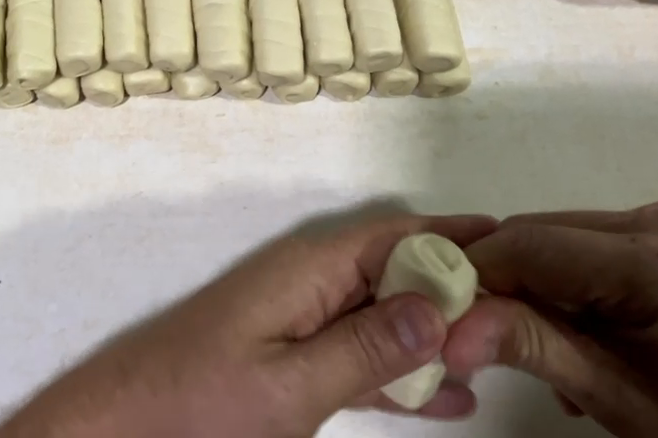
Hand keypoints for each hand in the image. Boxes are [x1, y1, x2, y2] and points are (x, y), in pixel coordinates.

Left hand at [0, 211, 498, 437]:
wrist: (129, 424)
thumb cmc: (204, 402)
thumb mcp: (292, 384)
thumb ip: (366, 348)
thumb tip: (438, 303)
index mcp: (307, 272)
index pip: (392, 238)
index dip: (452, 238)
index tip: (516, 243)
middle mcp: (307, 284)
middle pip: (394, 273)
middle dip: (456, 288)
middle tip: (528, 310)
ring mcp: (301, 321)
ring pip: (384, 315)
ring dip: (437, 332)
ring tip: (503, 349)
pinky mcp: (293, 357)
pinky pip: (363, 354)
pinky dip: (405, 371)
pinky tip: (452, 395)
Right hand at [441, 200, 657, 437]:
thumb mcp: (628, 406)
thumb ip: (534, 350)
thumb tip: (445, 332)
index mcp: (657, 257)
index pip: (528, 245)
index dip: (474, 276)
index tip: (436, 311)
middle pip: (543, 236)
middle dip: (508, 285)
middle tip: (486, 341)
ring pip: (565, 241)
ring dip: (540, 289)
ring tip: (546, 356)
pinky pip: (598, 249)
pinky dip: (575, 287)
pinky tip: (586, 340)